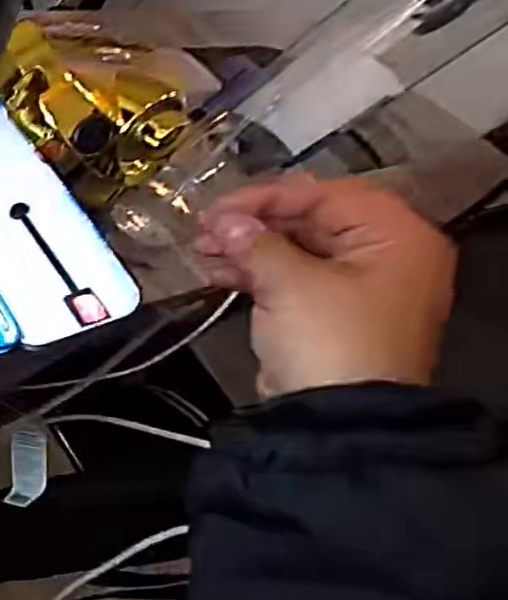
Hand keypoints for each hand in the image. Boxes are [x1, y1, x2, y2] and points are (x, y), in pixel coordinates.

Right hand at [194, 175, 455, 397]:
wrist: (336, 403)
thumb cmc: (331, 337)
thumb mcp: (290, 282)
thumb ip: (254, 244)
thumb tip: (224, 221)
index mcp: (396, 239)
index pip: (330, 196)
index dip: (270, 197)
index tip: (218, 208)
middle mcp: (382, 254)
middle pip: (312, 219)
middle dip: (254, 221)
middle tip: (205, 226)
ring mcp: (353, 281)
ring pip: (294, 246)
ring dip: (245, 244)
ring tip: (203, 249)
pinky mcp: (323, 305)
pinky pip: (287, 273)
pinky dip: (250, 268)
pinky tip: (217, 272)